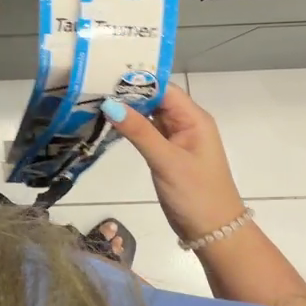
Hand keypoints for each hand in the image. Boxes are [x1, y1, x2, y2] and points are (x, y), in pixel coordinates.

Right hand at [103, 86, 246, 242]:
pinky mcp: (166, 153)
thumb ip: (139, 131)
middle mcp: (185, 123)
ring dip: (126, 107)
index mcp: (193, 118)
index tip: (105, 72)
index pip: (163, 88)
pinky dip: (129, 125)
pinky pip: (146, 130)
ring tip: (94, 97)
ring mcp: (175, 138)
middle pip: (154, 97)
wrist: (214, 233)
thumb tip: (109, 103)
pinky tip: (107, 120)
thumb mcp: (166, 161)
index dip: (137, 78)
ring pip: (149, 113)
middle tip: (92, 84)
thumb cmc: (197, 194)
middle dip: (127, 91)